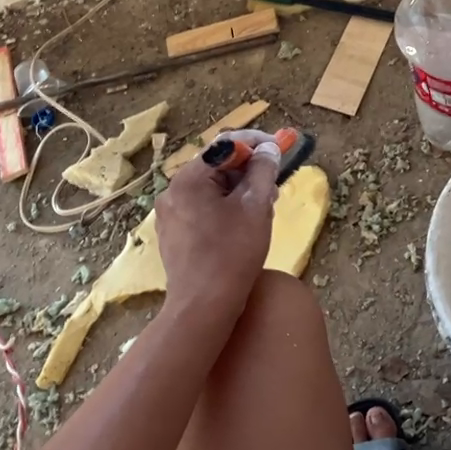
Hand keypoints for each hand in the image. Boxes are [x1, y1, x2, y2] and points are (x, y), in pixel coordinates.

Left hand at [153, 129, 279, 314]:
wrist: (203, 306)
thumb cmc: (232, 253)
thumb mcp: (256, 206)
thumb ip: (263, 170)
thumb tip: (268, 149)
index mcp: (188, 179)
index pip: (224, 145)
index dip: (256, 142)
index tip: (280, 147)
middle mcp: (172, 191)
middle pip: (216, 166)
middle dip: (249, 169)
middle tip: (275, 182)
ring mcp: (170, 214)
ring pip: (211, 188)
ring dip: (240, 189)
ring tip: (264, 205)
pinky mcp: (175, 234)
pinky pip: (203, 207)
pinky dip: (226, 206)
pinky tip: (244, 223)